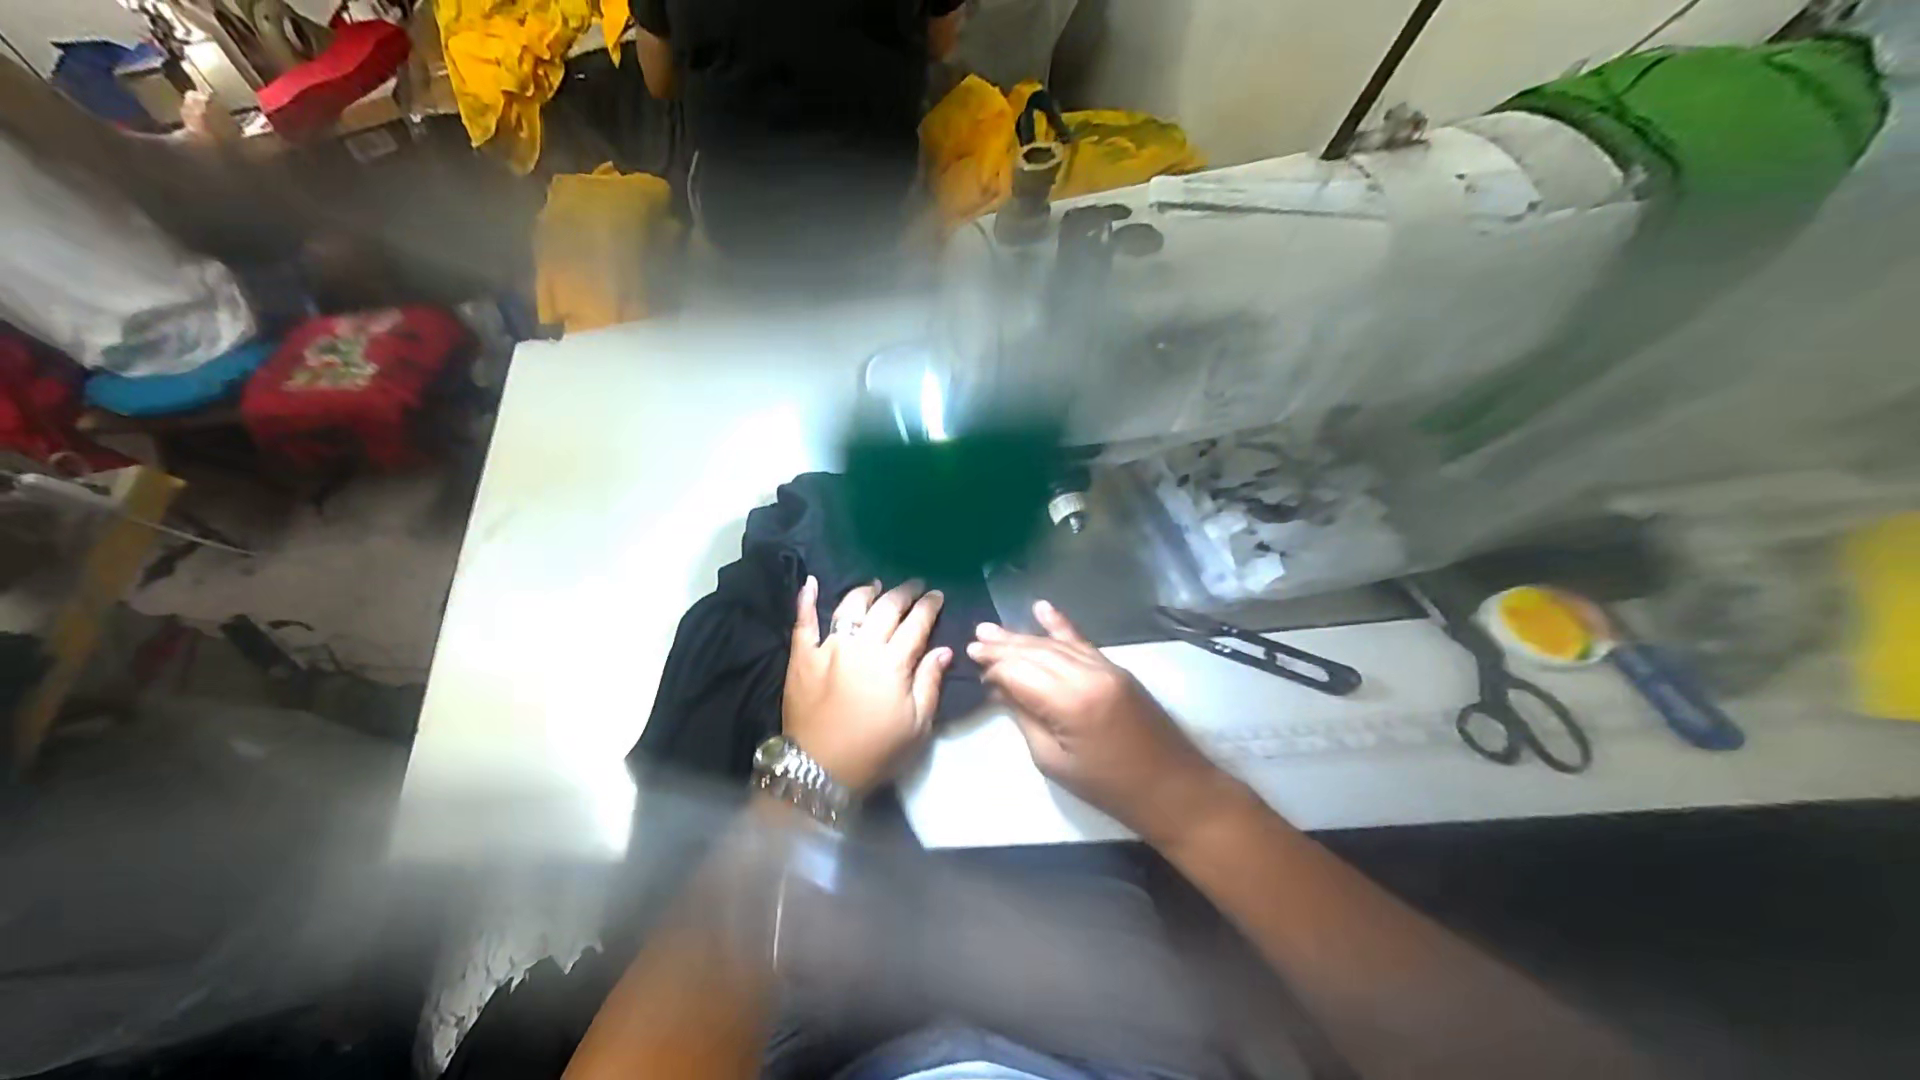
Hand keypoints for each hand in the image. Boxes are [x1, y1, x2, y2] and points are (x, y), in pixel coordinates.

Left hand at [783, 576, 950, 794]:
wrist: (820, 770)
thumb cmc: (876, 751)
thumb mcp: (917, 725)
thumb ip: (929, 683)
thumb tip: (943, 650)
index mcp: (893, 663)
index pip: (916, 624)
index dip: (928, 606)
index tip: (936, 595)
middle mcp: (862, 646)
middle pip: (886, 609)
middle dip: (904, 593)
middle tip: (914, 586)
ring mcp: (829, 648)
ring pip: (850, 607)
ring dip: (866, 592)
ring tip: (876, 586)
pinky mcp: (802, 657)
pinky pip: (803, 622)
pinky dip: (806, 600)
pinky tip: (811, 583)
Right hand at [968, 601, 1242, 844]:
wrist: (1171, 788)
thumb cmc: (1108, 786)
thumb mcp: (1053, 761)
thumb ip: (1025, 717)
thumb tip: (1000, 688)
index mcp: (1069, 702)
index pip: (1019, 672)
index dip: (994, 668)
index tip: (972, 663)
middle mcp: (1087, 674)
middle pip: (1036, 652)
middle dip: (1003, 646)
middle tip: (975, 638)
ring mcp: (1105, 667)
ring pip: (1056, 644)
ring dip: (1024, 636)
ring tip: (993, 629)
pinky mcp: (1116, 668)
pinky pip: (1083, 641)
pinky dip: (1060, 625)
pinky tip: (1042, 608)